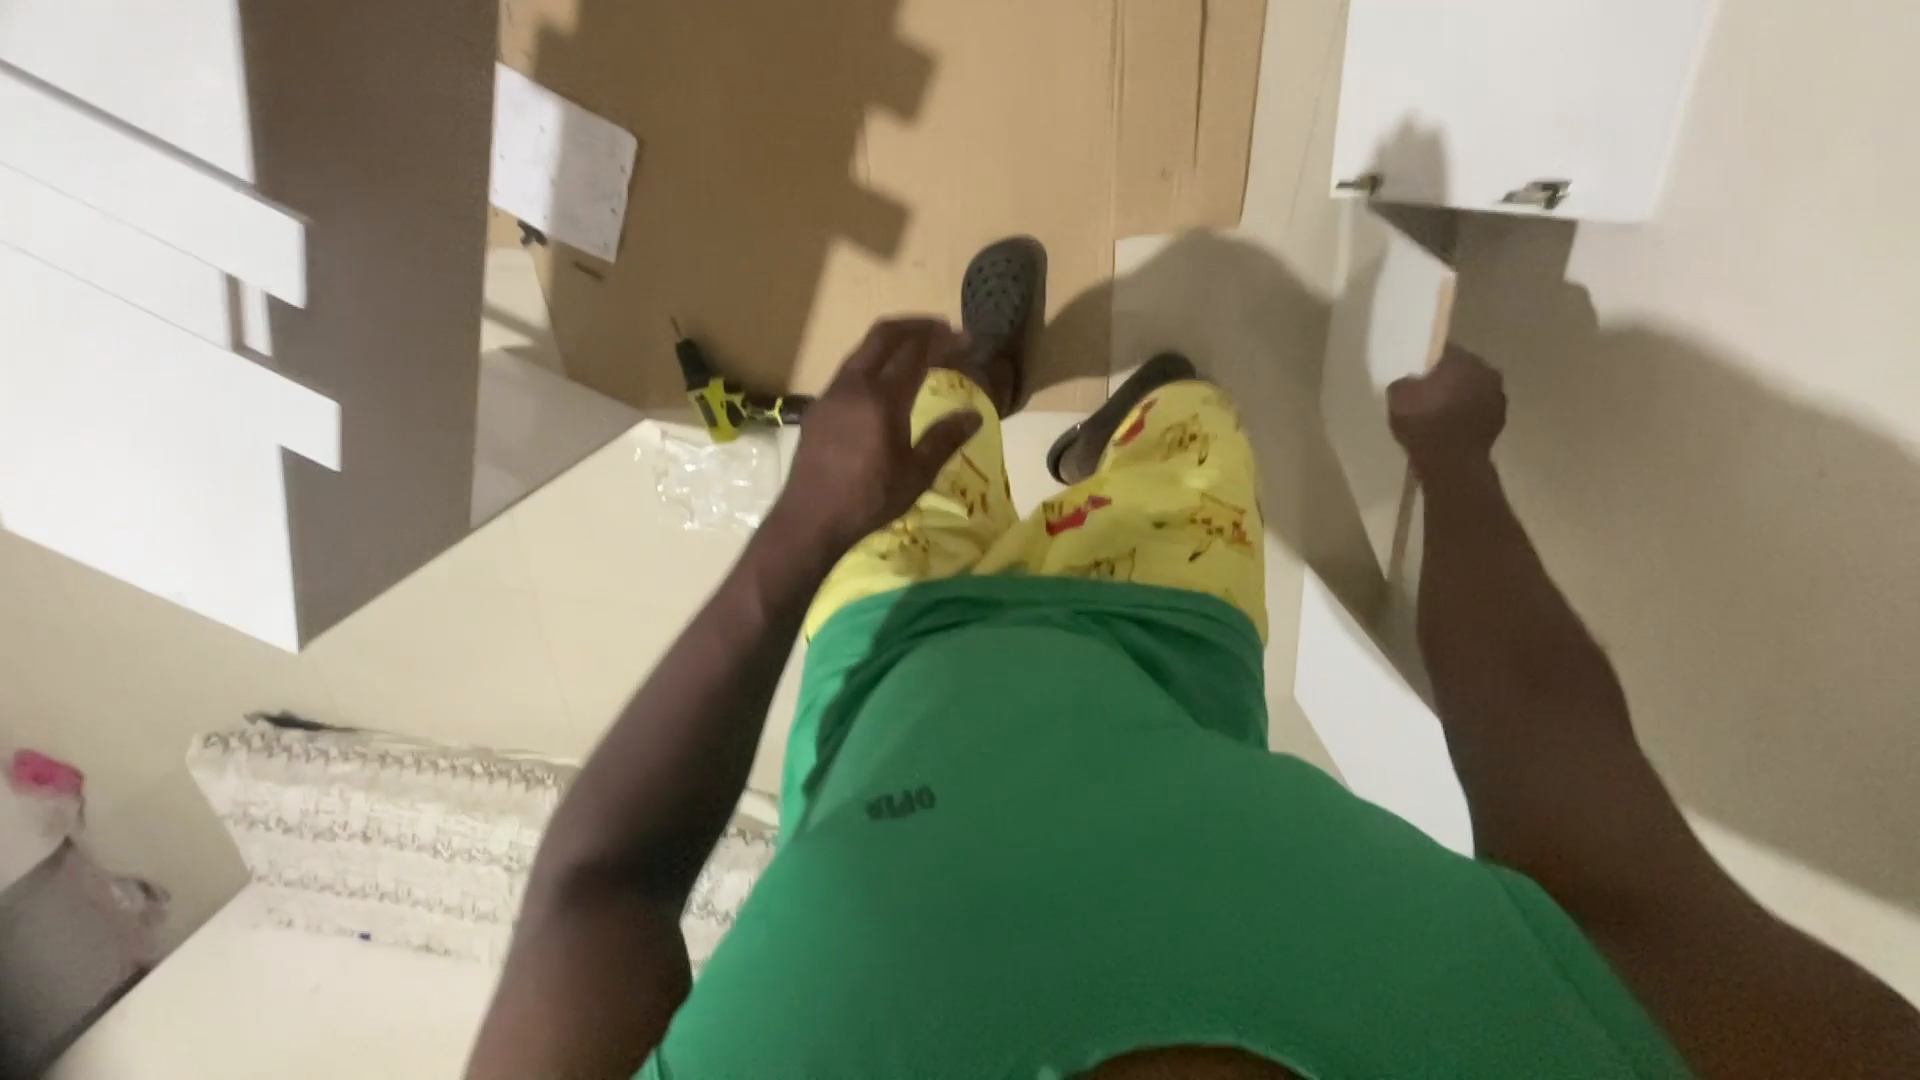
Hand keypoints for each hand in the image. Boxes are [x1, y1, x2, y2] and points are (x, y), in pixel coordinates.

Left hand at [773, 317, 981, 551]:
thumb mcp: (917, 474)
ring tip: (915, 353)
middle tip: (942, 331)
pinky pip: (848, 372)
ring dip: (891, 343)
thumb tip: (974, 415)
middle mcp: (853, 385)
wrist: (810, 519)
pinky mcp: (818, 409)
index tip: (965, 339)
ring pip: (862, 351)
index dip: (943, 339)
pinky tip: (883, 386)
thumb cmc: (869, 499)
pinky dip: (872, 364)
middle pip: (884, 335)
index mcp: (882, 397)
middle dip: (916, 326)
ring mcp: (831, 394)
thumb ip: (945, 439)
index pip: (916, 351)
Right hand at [1388, 345, 1506, 479]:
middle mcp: (1486, 371)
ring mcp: (1497, 395)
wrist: (1451, 461)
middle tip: (1426, 394)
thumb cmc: (1423, 423)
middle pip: (1461, 369)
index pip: (1442, 351)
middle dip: (1447, 379)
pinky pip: (1479, 410)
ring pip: (1473, 389)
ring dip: (1459, 397)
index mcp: (1462, 360)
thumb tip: (1411, 382)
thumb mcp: (1397, 398)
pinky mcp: (1500, 418)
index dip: (1427, 362)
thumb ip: (1404, 382)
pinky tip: (1450, 428)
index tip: (1415, 375)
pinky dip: (1467, 415)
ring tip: (1438, 413)